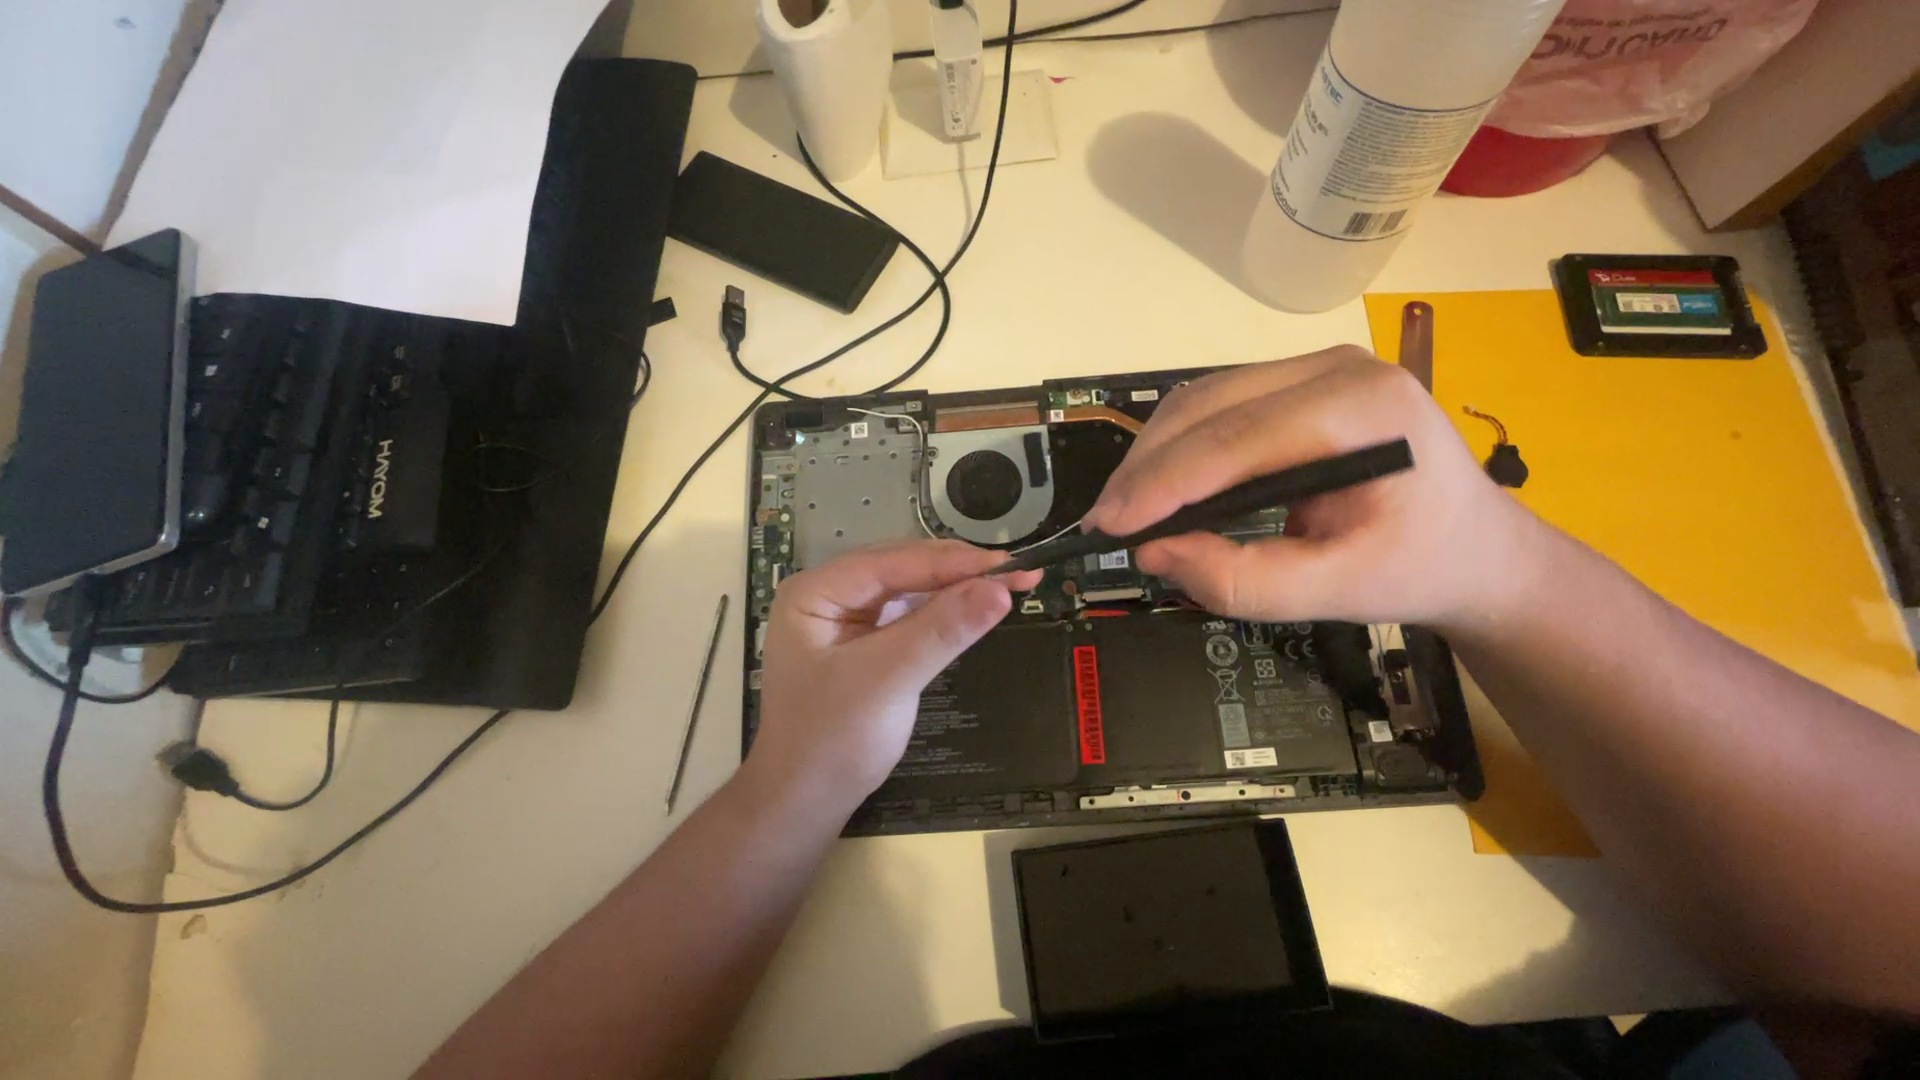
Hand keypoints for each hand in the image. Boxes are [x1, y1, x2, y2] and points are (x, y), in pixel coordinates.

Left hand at [749, 541, 1042, 811]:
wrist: (802, 803)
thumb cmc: (831, 741)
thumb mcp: (887, 680)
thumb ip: (941, 631)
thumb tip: (1001, 589)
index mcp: (815, 592)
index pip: (892, 562)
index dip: (953, 561)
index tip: (1010, 564)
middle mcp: (828, 594)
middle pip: (901, 568)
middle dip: (958, 570)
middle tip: (1019, 573)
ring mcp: (845, 619)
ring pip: (908, 588)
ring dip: (955, 588)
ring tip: (1006, 585)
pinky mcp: (864, 643)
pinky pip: (909, 615)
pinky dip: (943, 612)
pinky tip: (972, 607)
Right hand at [1083, 346, 1539, 630]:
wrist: (1473, 545)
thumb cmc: (1418, 567)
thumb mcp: (1340, 591)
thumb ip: (1246, 581)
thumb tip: (1157, 555)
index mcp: (1364, 409)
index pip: (1238, 438)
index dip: (1166, 483)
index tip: (1110, 525)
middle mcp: (1335, 368)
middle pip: (1208, 407)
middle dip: (1147, 468)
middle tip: (1106, 523)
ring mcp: (1314, 368)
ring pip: (1200, 400)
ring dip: (1153, 456)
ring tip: (1124, 509)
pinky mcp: (1295, 383)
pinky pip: (1213, 407)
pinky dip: (1174, 448)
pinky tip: (1158, 487)